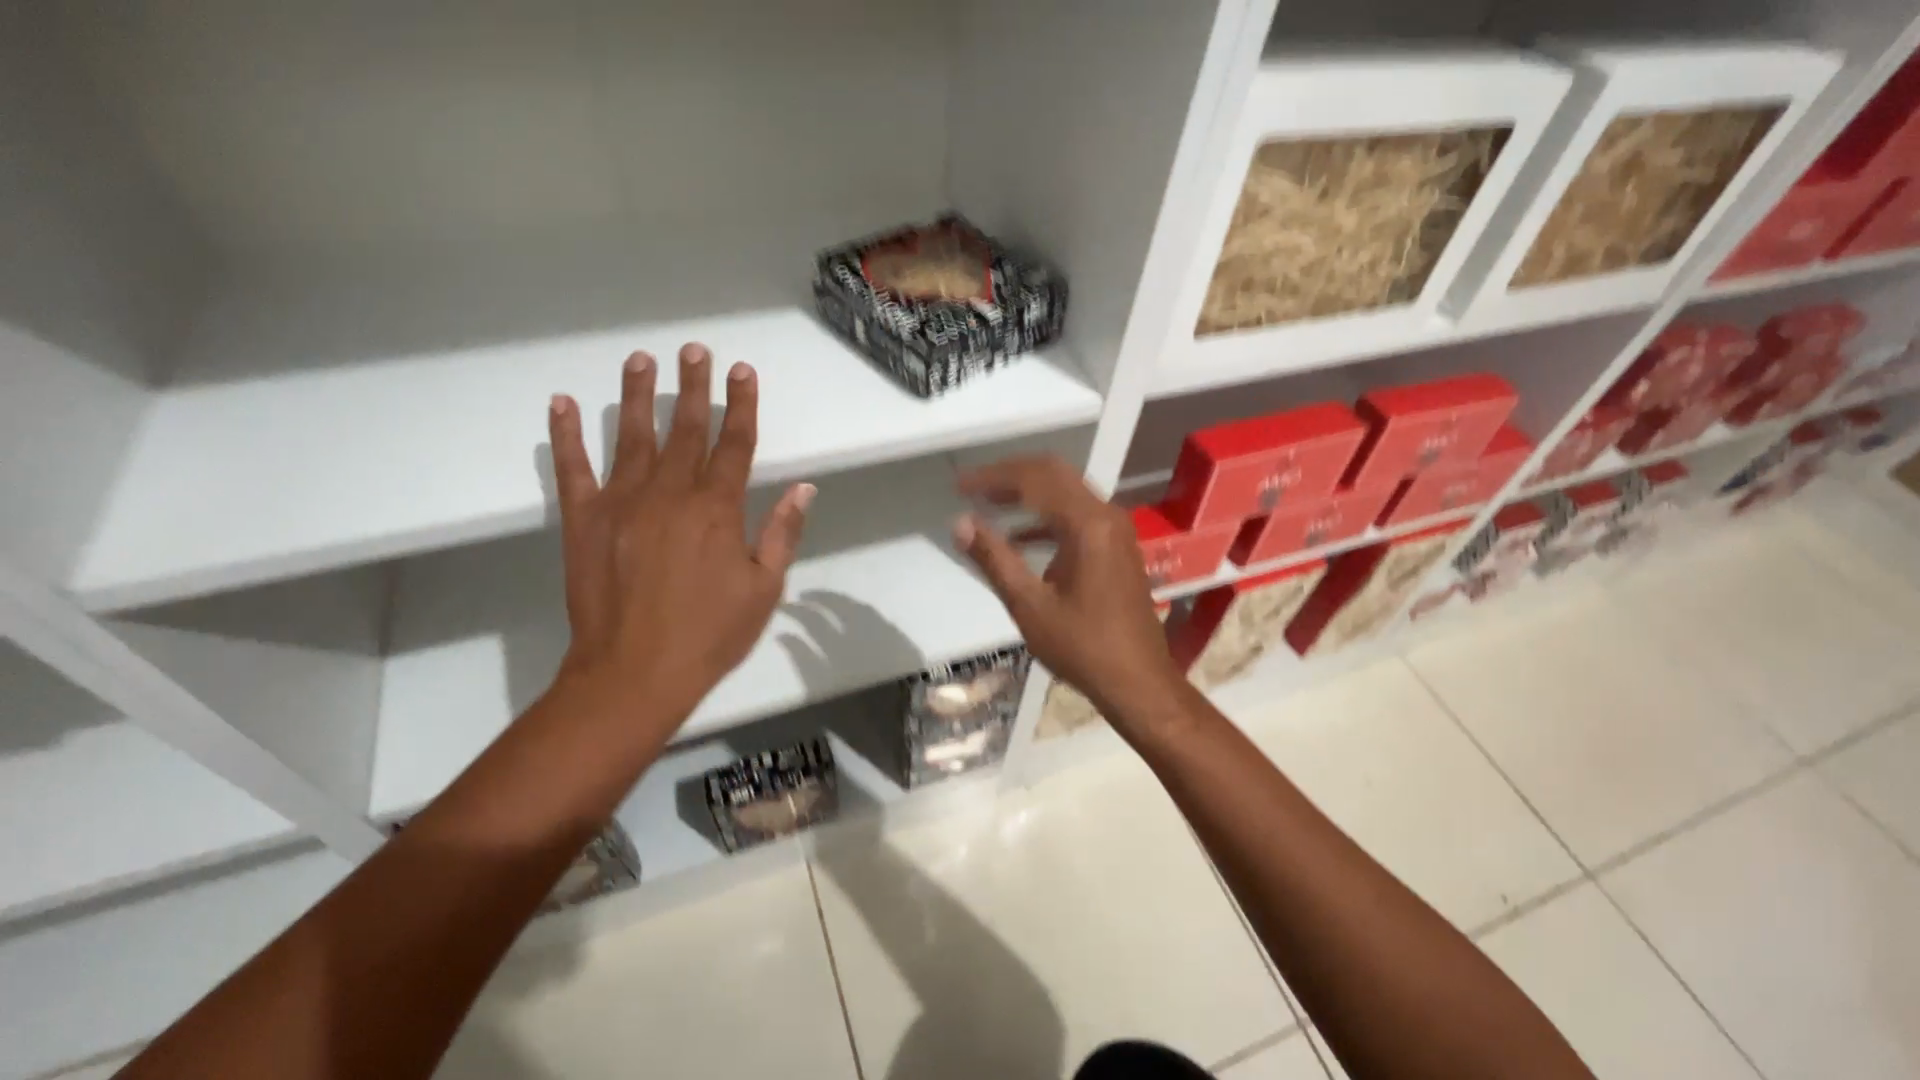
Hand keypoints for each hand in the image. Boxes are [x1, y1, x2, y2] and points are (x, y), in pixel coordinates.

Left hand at [547, 344, 813, 729]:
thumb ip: (782, 534)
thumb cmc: (709, 636)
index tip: (742, 371)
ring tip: (641, 359)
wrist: (633, 672)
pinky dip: (567, 434)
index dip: (741, 405)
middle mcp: (670, 492)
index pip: (735, 444)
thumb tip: (804, 488)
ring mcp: (621, 501)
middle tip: (693, 350)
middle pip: (687, 429)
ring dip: (638, 395)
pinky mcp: (582, 518)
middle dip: (694, 387)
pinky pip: (573, 467)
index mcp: (717, 509)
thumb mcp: (763, 589)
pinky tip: (563, 403)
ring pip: (633, 436)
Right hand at [953, 456, 1188, 726]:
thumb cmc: (1083, 647)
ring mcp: (1116, 531)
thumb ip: (994, 558)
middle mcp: (1106, 516)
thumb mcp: (1030, 605)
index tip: (959, 485)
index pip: (1035, 479)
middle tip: (973, 486)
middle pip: (1053, 475)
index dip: (993, 477)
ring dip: (1028, 494)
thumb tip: (960, 523)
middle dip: (1011, 476)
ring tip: (989, 504)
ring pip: (1067, 493)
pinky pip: (1078, 516)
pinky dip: (1046, 518)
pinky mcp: (1117, 548)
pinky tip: (1019, 537)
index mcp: (1088, 525)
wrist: (1138, 681)